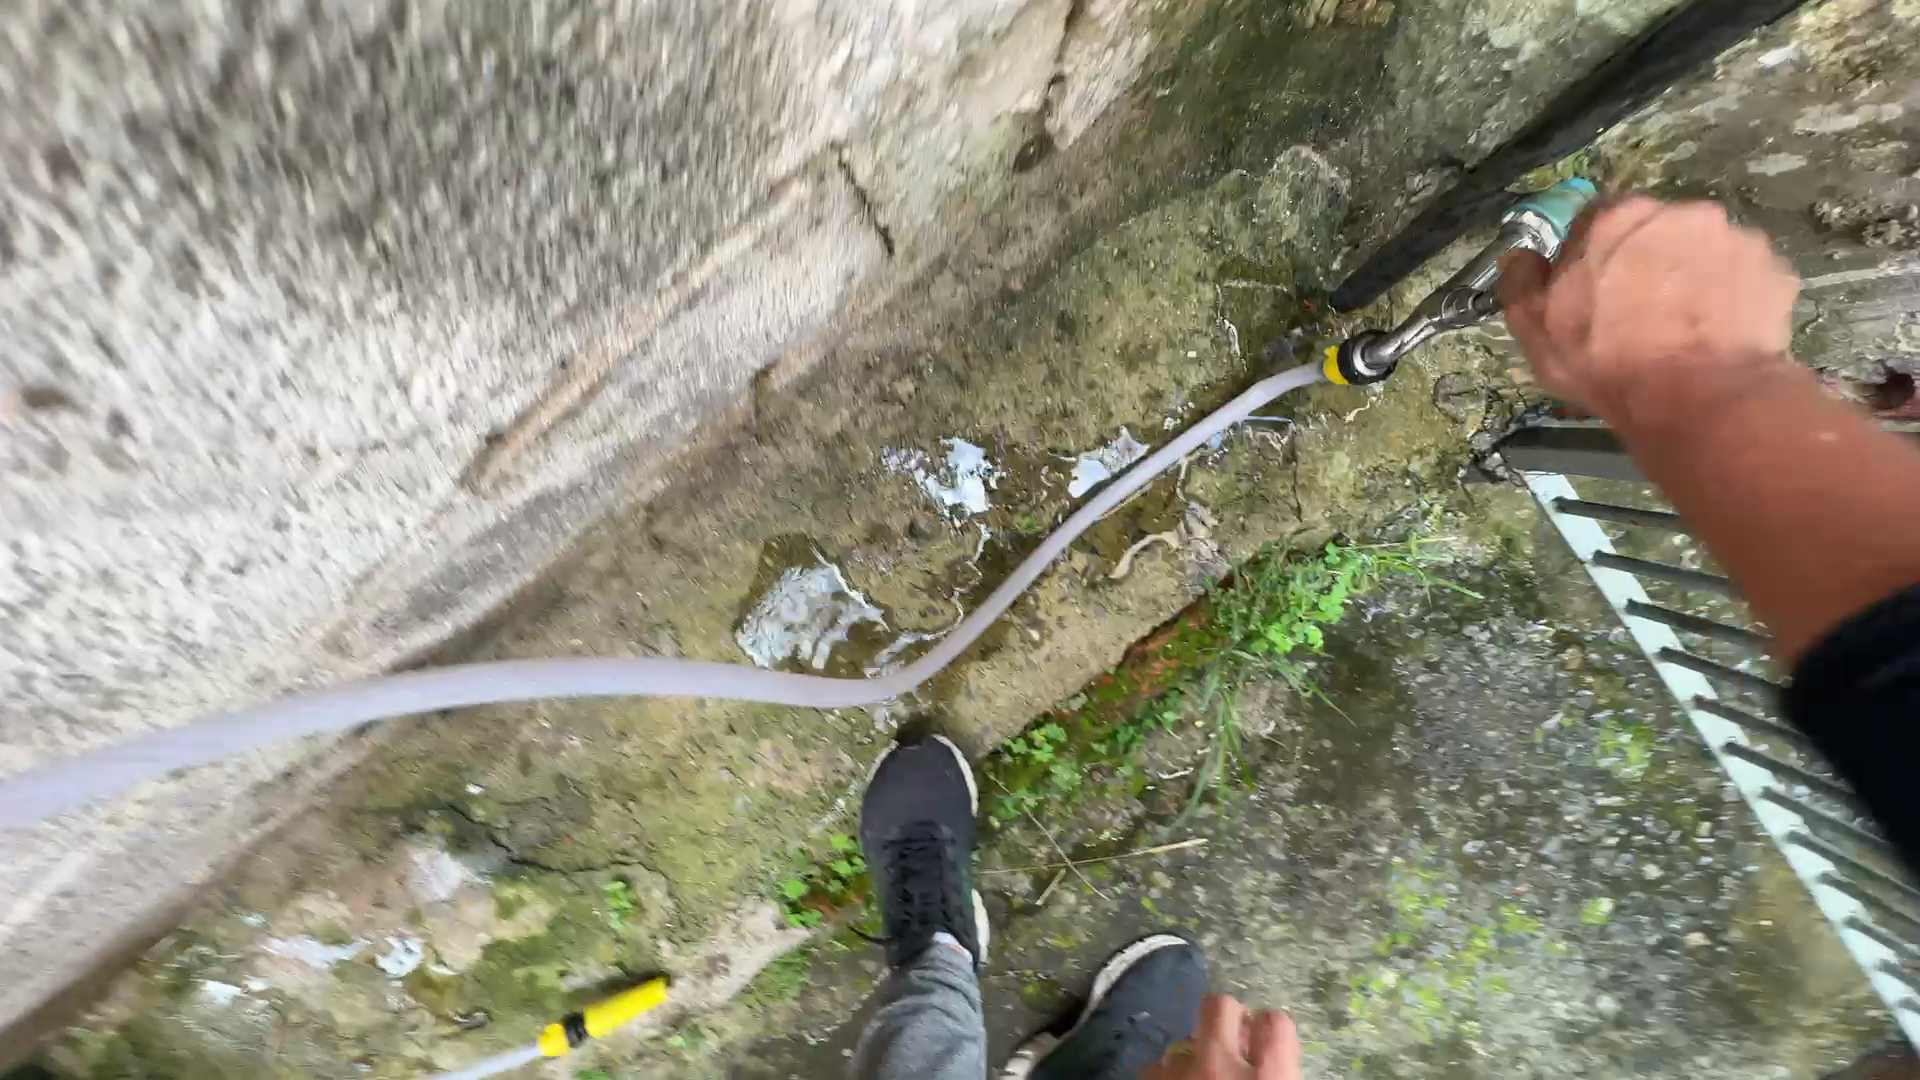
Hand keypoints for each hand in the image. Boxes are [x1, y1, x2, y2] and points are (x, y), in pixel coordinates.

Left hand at [1144, 995, 1300, 1079]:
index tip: (1269, 1037)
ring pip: (1185, 1041)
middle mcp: (1220, 1066)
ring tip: (1199, 1076)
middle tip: (1233, 1040)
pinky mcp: (1146, 1077)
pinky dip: (1170, 1074)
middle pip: (1220, 1005)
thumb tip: (1273, 1059)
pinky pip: (1159, 1066)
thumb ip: (1278, 1072)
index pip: (1277, 1025)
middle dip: (1227, 1016)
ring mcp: (1178, 1071)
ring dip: (1194, 1054)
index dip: (1274, 1029)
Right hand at [1497, 196, 1800, 426]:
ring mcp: (1736, 238)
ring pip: (1695, 251)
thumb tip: (1520, 256)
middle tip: (1622, 310)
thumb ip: (1520, 281)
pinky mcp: (1775, 269)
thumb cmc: (1599, 356)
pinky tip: (1702, 332)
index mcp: (1616, 219)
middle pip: (1649, 231)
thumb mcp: (1531, 326)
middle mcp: (1682, 214)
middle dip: (1635, 260)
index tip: (1578, 288)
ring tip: (1667, 326)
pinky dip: (1719, 296)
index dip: (1581, 254)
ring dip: (1679, 276)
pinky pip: (1735, 276)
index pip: (1591, 219)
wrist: (1696, 392)